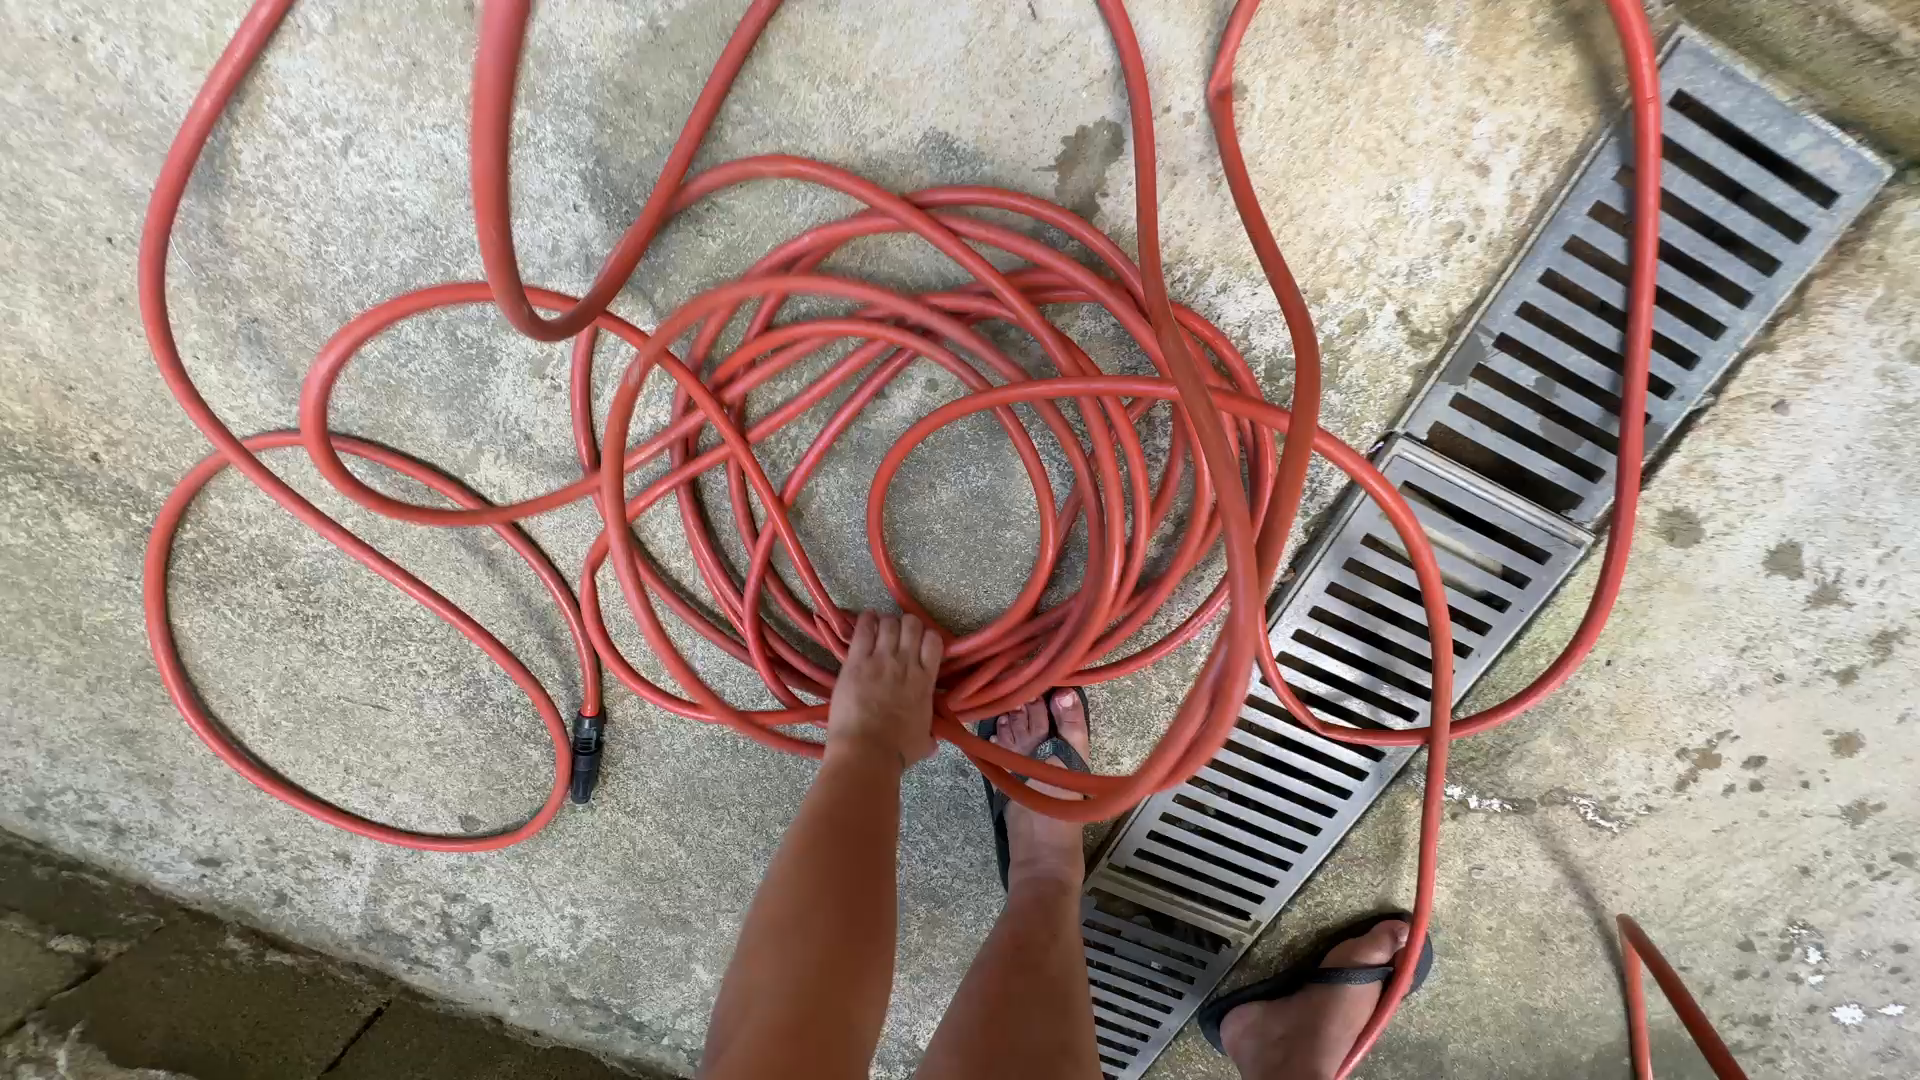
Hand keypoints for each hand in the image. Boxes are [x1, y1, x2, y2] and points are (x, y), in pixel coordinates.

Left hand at [825, 612, 943, 767]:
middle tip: (899, 635)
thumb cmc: (897, 751)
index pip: (934, 641)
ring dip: (886, 623)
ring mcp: (881, 660)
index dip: (927, 637)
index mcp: (925, 681)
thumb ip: (928, 736)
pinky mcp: (856, 662)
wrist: (866, 752)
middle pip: (912, 625)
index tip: (920, 644)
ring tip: (881, 629)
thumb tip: (932, 743)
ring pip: (889, 623)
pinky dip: (866, 620)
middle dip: (907, 626)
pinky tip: (866, 620)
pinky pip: (864, 630)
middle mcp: (906, 664)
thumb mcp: (922, 741)